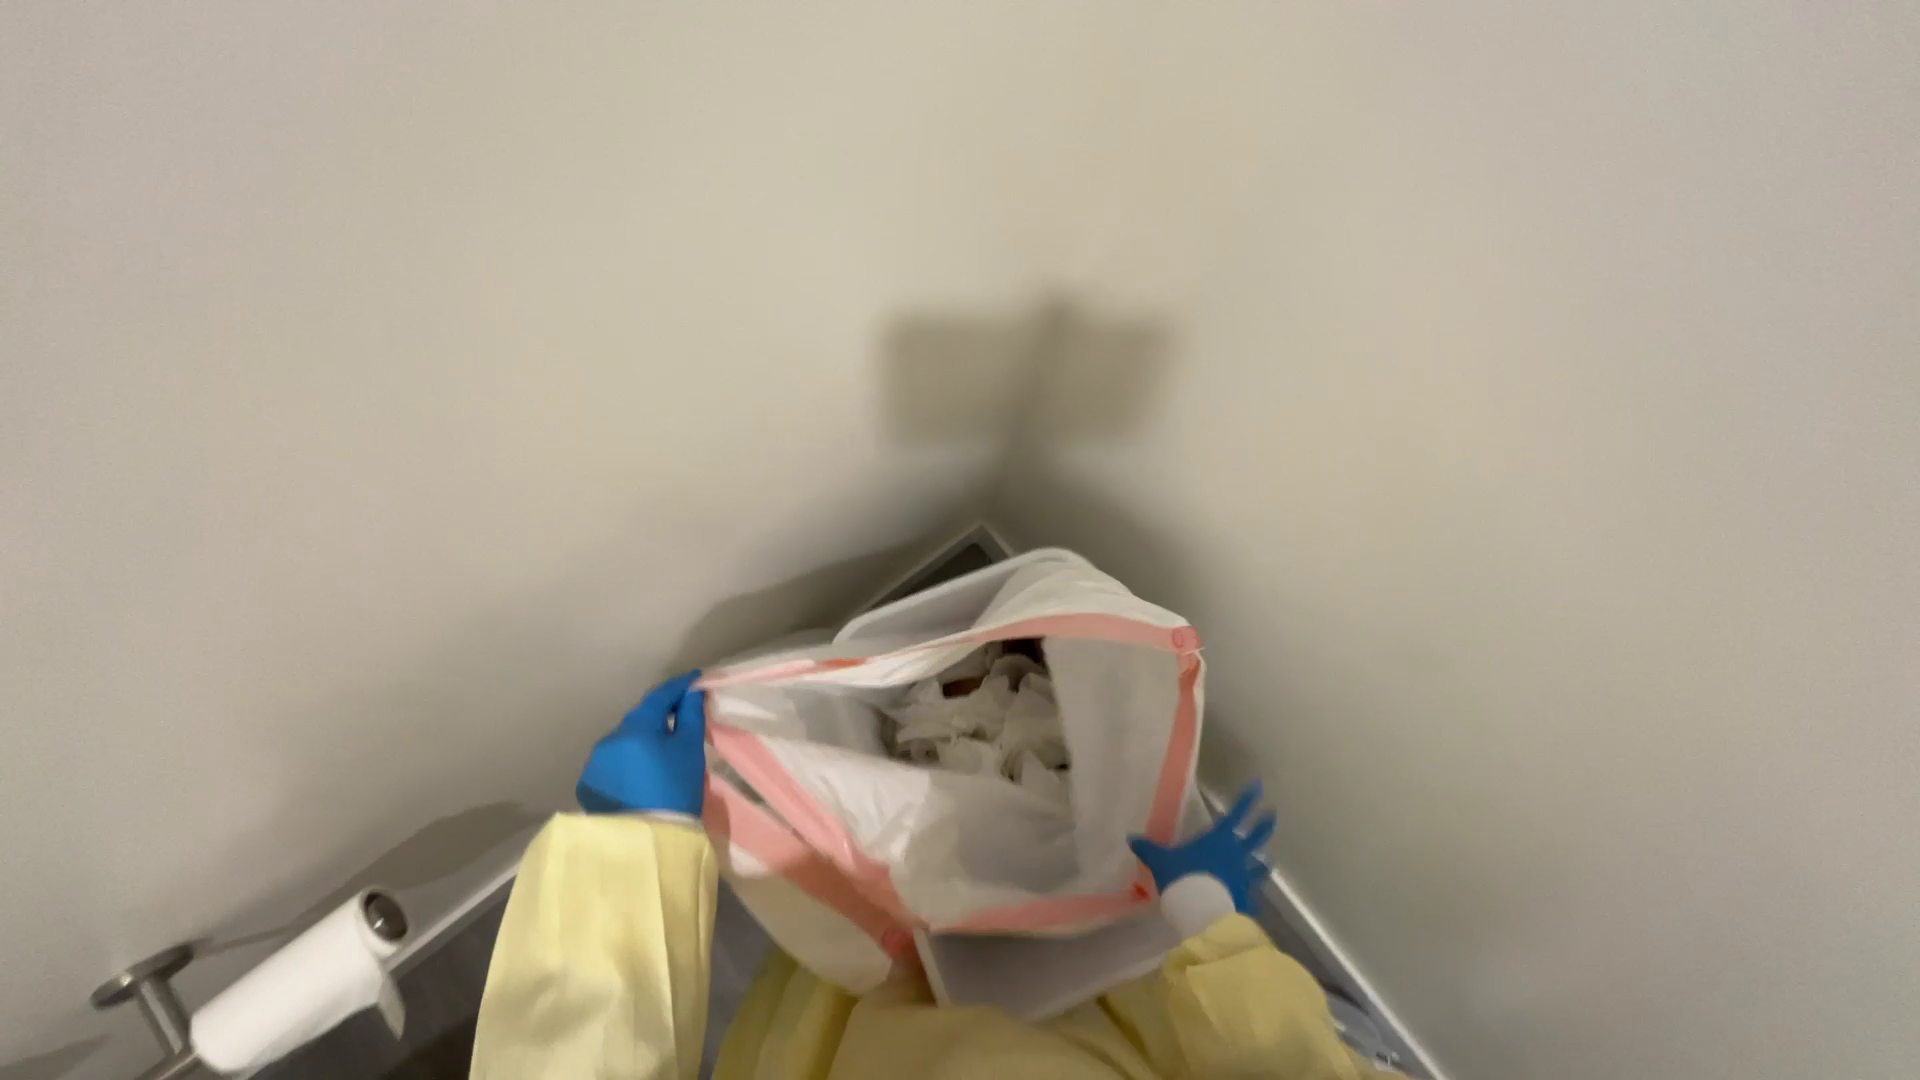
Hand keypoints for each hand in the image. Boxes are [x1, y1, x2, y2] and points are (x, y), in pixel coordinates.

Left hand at [576, 670, 708, 817]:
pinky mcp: (588, 784)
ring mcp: (595, 763)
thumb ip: (691, 716)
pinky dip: (629, 758)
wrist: (646, 843)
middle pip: (640, 717)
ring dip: (642, 737)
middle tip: (683, 713)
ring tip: (662, 747)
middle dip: (660, 713)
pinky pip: (613, 760)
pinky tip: (642, 771)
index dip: (679, 686)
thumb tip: (692, 692)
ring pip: (625, 739)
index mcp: (636, 728)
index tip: (696, 679)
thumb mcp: (690, 751)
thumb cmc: (675, 791)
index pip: (659, 696)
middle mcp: (609, 739)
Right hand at [1129, 782, 1275, 914]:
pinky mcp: (1246, 900)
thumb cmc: (1182, 878)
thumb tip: (1131, 837)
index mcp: (1218, 840)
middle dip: (1264, 825)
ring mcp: (1244, 878)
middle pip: (1255, 837)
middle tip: (1272, 815)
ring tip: (1268, 862)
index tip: (1259, 786)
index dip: (1247, 799)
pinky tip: (1255, 905)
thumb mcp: (1160, 861)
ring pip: (1259, 867)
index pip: (1235, 814)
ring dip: (1263, 864)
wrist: (1200, 914)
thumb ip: (1148, 849)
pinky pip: (1252, 899)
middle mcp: (1236, 855)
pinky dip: (1253, 900)